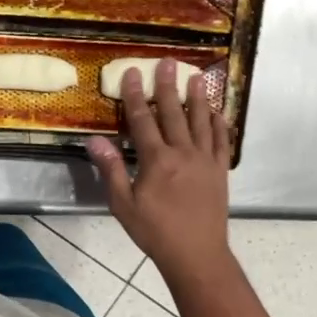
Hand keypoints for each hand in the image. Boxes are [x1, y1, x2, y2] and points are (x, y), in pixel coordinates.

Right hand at [86, 61, 233, 282]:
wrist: (196, 253)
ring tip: (196, 77)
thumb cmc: (154, 232)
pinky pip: (221, 141)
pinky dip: (219, 124)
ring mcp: (205, 160)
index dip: (135, 95)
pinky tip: (217, 113)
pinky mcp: (220, 171)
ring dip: (197, 98)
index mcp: (157, 160)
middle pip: (173, 113)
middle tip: (167, 62)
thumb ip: (111, 169)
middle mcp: (183, 153)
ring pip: (201, 121)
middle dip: (167, 86)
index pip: (143, 120)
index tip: (133, 72)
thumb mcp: (123, 204)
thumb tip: (95, 140)